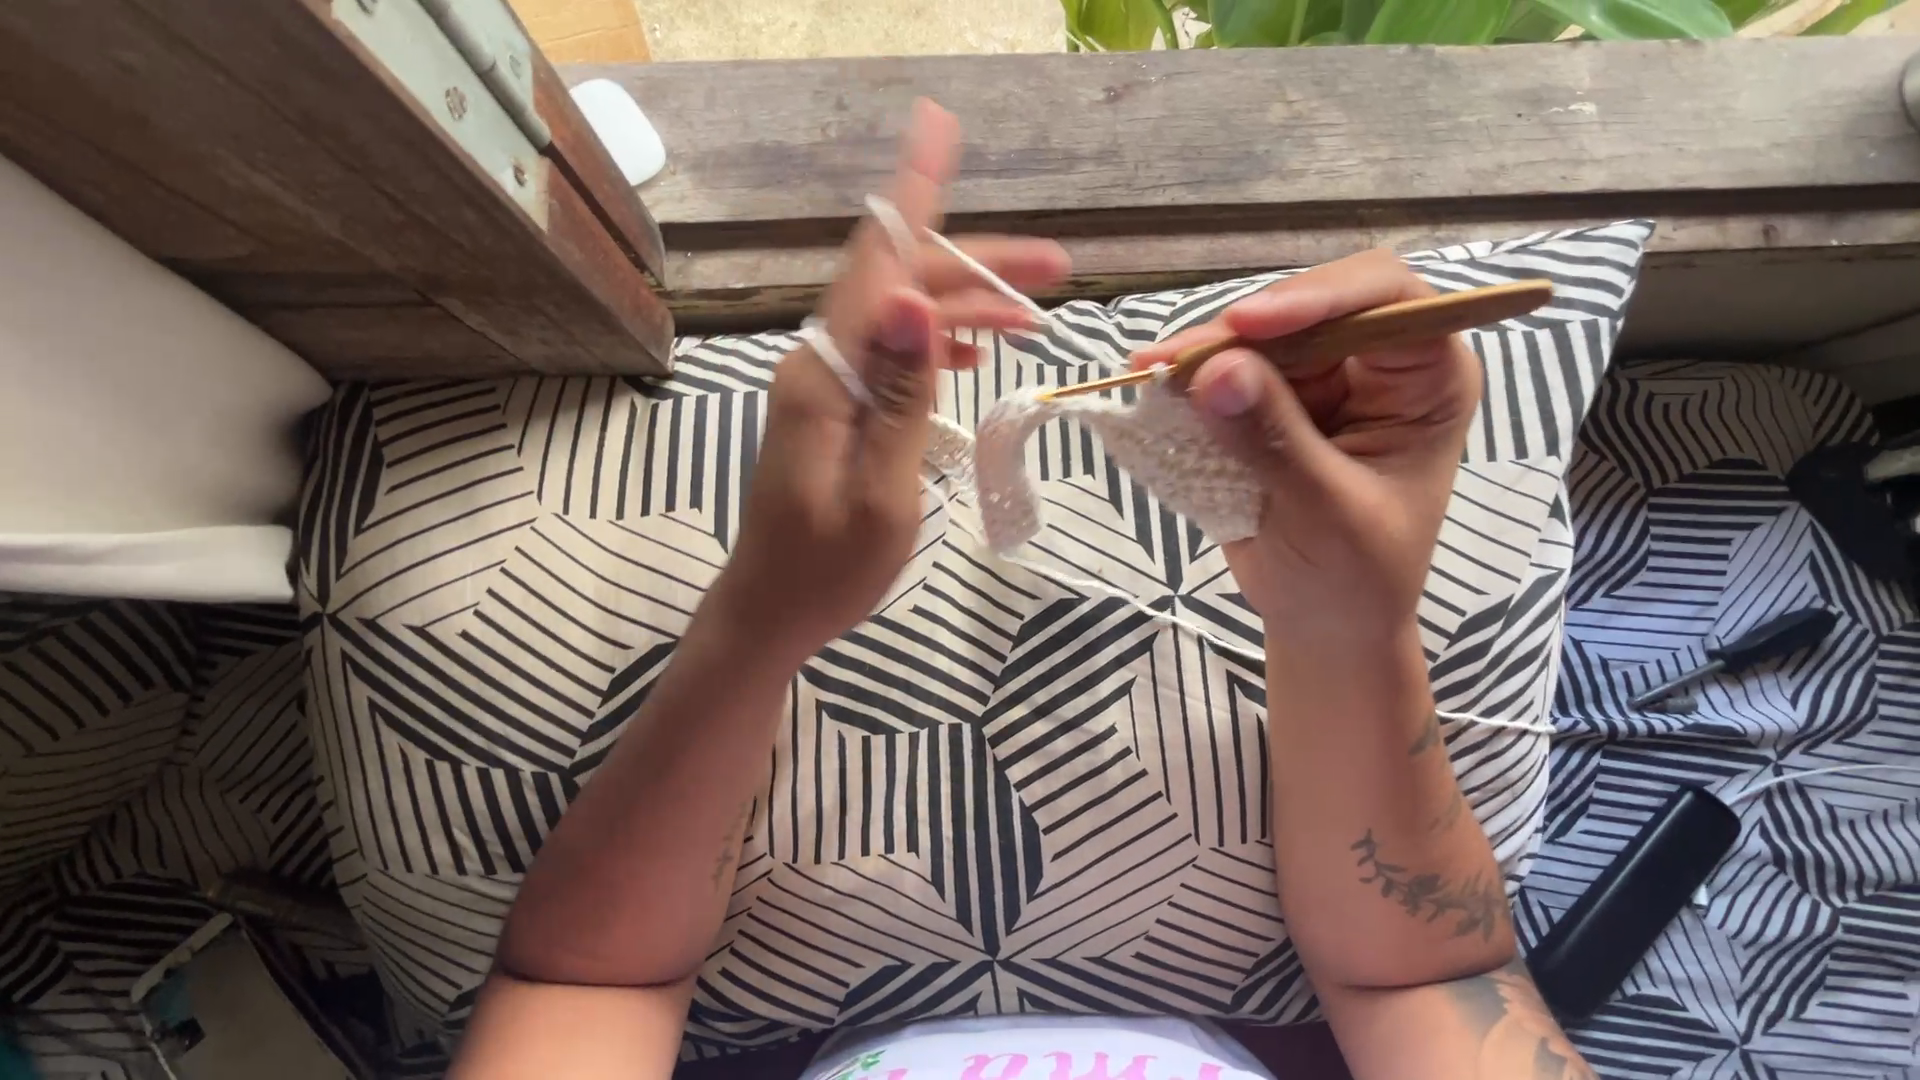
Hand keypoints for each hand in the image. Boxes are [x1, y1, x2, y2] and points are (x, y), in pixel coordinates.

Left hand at [710, 100, 1069, 662]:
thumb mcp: (881, 490)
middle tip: (1058, 275)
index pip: (875, 264)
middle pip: (899, 286)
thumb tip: (914, 298)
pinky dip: (938, 345)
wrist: (772, 610)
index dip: (914, 195)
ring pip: (900, 318)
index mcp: (826, 376)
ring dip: (965, 308)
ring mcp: (825, 383)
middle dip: (977, 269)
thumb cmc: (829, 570)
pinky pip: (892, 355)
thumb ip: (899, 396)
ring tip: (1032, 321)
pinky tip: (974, 356)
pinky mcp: (835, 407)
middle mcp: (820, 363)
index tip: (939, 129)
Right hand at [1131, 249, 1480, 640]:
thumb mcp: (1320, 510)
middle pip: (1309, 312)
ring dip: (1202, 352)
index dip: (1319, 299)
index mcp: (1424, 382)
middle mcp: (1373, 367)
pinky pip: (1227, 373)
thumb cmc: (1351, 576)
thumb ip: (1271, 439)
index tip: (1246, 327)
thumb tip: (1212, 371)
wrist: (1321, 621)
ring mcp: (1320, 383)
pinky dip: (1189, 380)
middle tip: (1174, 358)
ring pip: (1258, 339)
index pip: (1388, 303)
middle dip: (1241, 332)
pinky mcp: (1271, 404)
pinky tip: (1152, 384)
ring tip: (1147, 371)